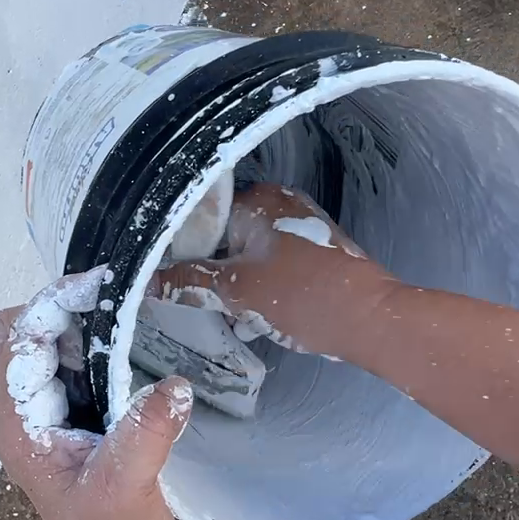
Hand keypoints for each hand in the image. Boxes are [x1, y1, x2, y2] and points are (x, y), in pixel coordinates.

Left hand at [0, 269, 193, 519]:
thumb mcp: (130, 484)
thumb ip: (147, 434)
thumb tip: (177, 386)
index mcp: (15, 421)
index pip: (18, 335)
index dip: (55, 301)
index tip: (105, 285)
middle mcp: (10, 410)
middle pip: (15, 328)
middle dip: (59, 307)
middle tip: (114, 305)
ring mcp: (27, 412)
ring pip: (30, 338)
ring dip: (69, 321)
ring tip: (119, 320)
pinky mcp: (49, 415)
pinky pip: (51, 357)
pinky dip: (78, 340)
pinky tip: (117, 348)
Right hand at [148, 184, 395, 357]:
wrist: (370, 320)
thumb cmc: (304, 298)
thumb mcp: (237, 292)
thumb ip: (189, 283)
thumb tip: (148, 282)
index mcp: (258, 200)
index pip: (202, 217)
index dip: (184, 250)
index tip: (176, 280)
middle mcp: (281, 202)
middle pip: (226, 235)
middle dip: (214, 271)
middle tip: (205, 302)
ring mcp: (302, 224)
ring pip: (250, 252)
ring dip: (239, 283)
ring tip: (236, 316)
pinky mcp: (317, 249)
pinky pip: (274, 262)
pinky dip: (263, 285)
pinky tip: (261, 316)